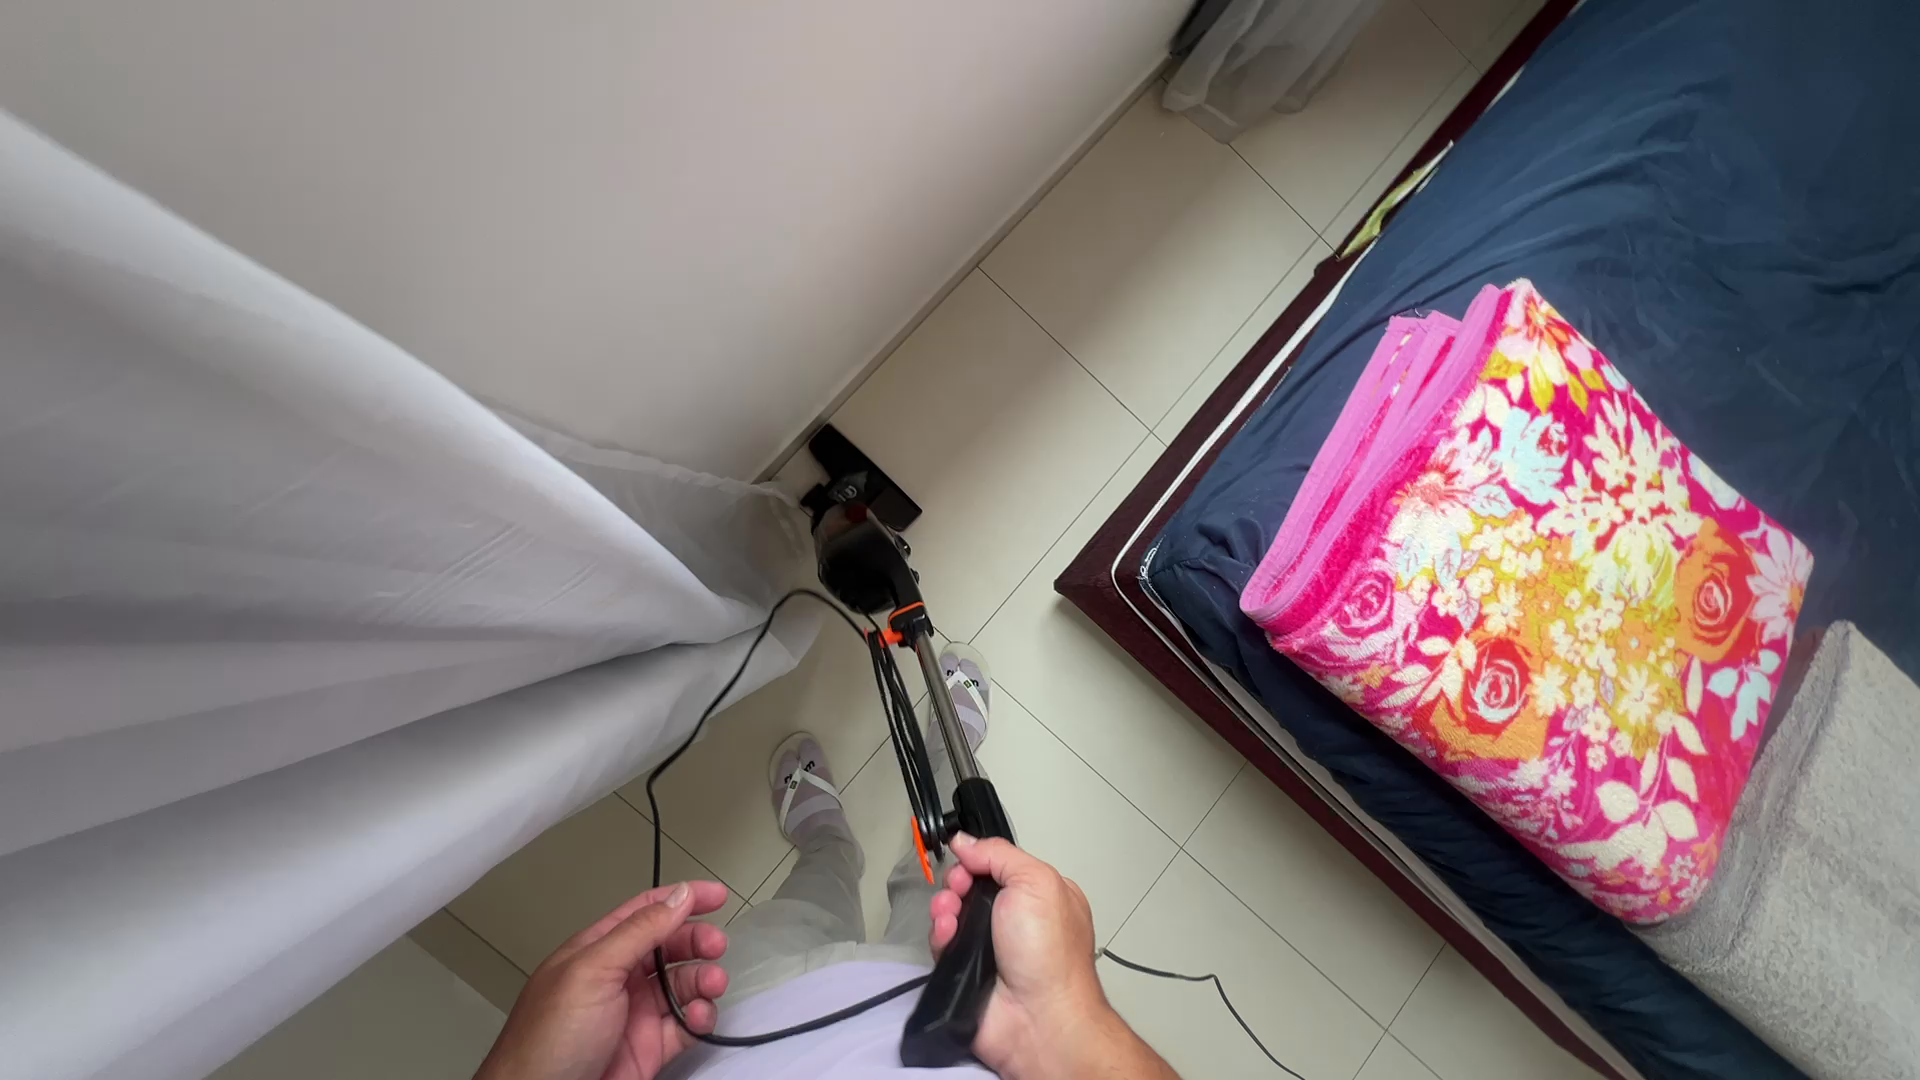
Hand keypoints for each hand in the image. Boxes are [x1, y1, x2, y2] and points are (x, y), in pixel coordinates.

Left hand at [475, 881, 730, 1079]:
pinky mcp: (649, 1050)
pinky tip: (700, 1017)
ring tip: (712, 986)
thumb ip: (640, 930)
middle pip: (671, 945)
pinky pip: (686, 1024)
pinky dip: (701, 1017)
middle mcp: (619, 979)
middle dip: (698, 941)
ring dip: (704, 979)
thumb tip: (680, 893)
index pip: (647, 911)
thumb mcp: (592, 972)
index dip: (682, 898)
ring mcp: (635, 1015)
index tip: (717, 895)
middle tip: (717, 946)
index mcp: (599, 951)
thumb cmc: (548, 1043)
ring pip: (683, 984)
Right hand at [930, 836, 1175, 1079]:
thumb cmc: (1047, 948)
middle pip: (971, 886)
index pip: (998, 865)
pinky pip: (944, 943)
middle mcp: (1014, 918)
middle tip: (958, 889)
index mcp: (1038, 894)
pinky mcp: (965, 970)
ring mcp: (989, 946)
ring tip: (948, 914)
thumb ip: (998, 854)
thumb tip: (964, 841)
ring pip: (953, 912)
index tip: (967, 862)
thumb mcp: (1034, 881)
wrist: (1038, 1019)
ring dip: (944, 906)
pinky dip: (940, 935)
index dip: (979, 860)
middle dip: (957, 882)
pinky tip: (946, 934)